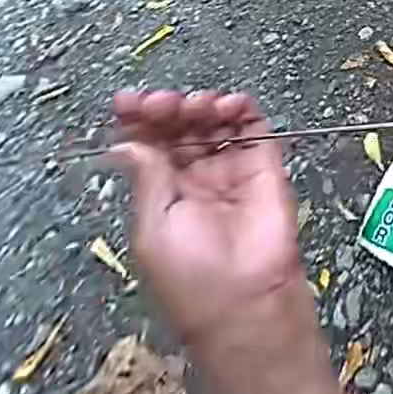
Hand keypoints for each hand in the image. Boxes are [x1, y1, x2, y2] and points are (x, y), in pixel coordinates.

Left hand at [109, 90, 337, 393]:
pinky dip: (242, 108)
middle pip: (181, 127)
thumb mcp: (154, 226)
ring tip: (197, 104)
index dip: (139, 121)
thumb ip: (149, 177)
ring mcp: (231, 164)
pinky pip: (253, 125)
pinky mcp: (264, 159)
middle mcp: (196, 173)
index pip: (149, 146)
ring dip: (203, 104)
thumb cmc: (191, 273)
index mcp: (163, 191)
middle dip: (170, 108)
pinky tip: (229, 104)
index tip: (129, 100)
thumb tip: (127, 140)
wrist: (246, 293)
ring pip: (215, 121)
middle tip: (163, 101)